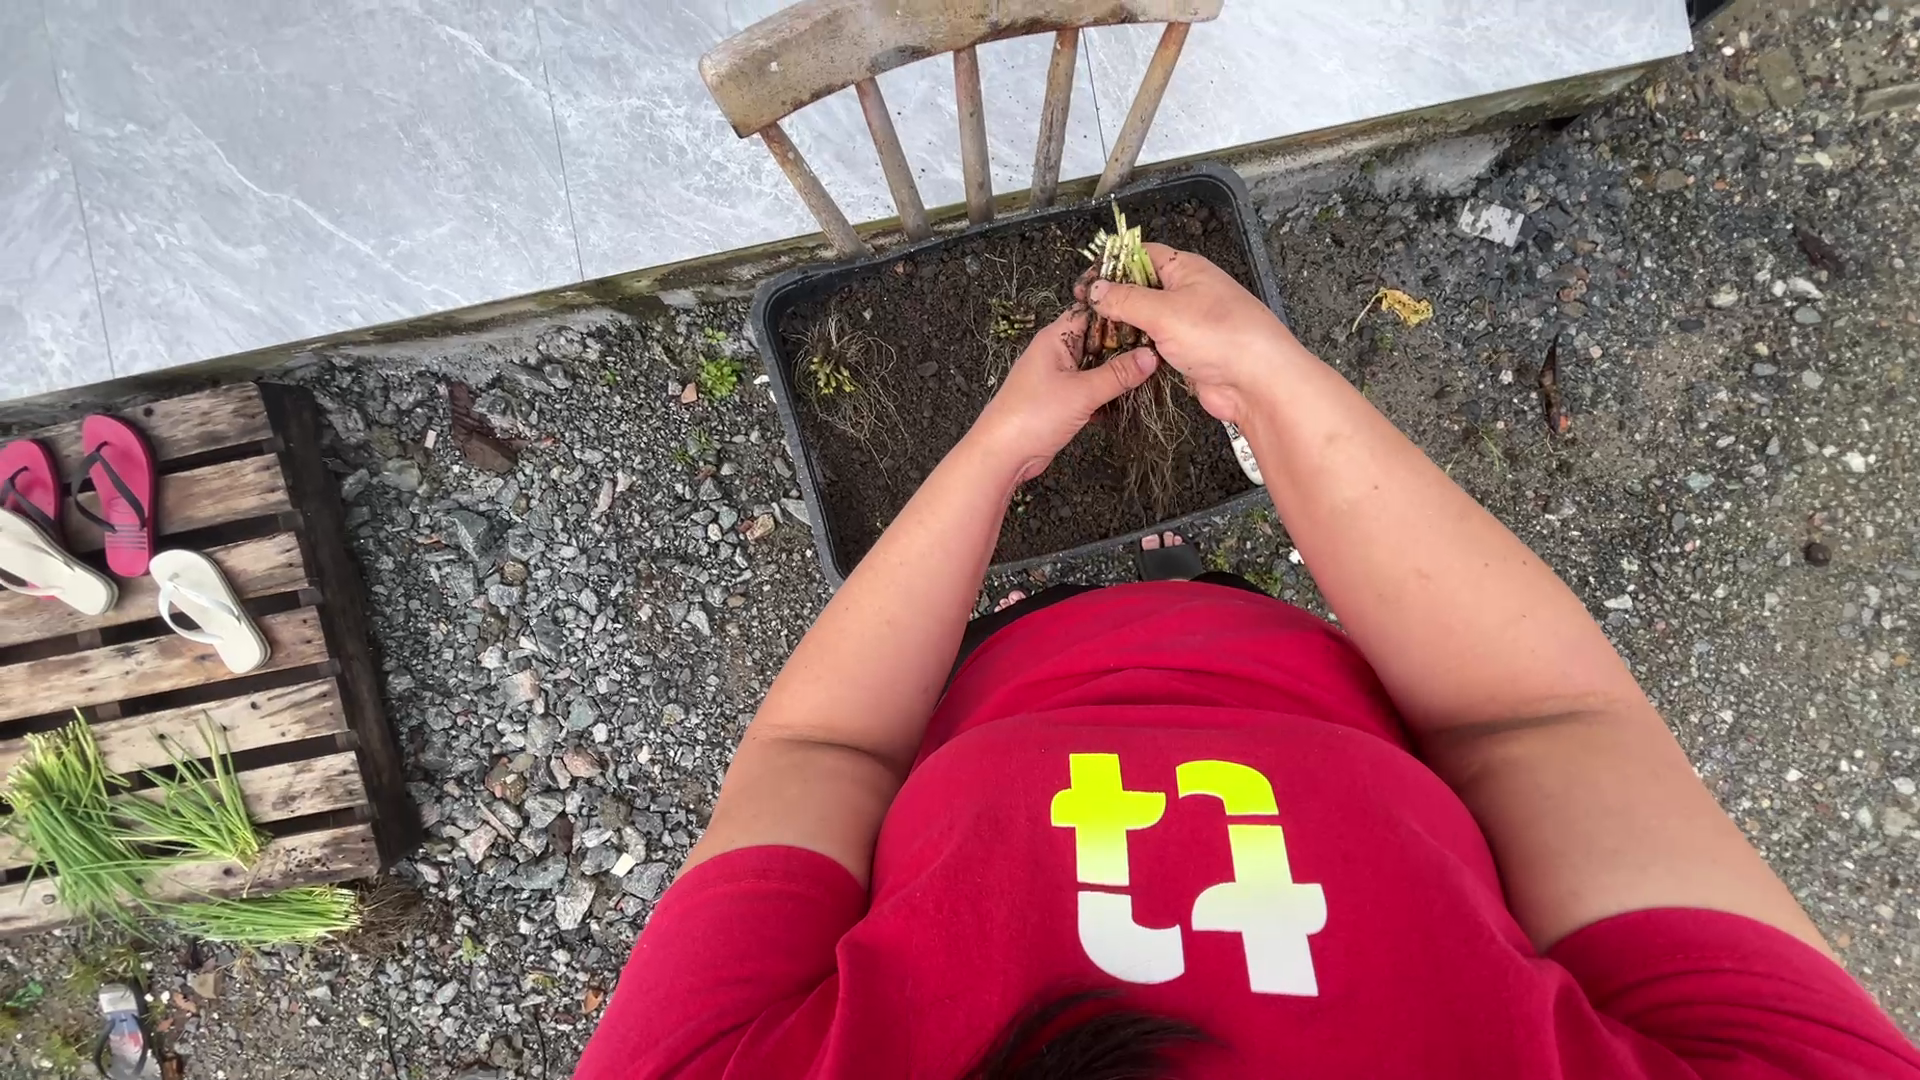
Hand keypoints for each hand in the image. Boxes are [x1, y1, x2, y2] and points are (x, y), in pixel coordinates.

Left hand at [969, 306, 1158, 482]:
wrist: (1003, 454)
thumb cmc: (1031, 416)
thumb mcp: (1082, 392)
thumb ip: (1118, 374)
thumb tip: (1149, 357)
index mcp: (1055, 339)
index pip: (1091, 311)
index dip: (1118, 311)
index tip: (1148, 315)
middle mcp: (1056, 354)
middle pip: (1096, 341)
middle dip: (1124, 347)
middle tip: (1157, 348)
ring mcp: (1058, 379)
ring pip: (1095, 368)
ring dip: (1117, 375)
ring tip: (1150, 374)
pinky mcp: (1060, 403)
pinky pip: (1089, 392)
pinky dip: (1106, 396)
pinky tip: (1128, 401)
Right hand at [1079, 243, 1298, 426]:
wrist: (1256, 381)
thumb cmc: (1220, 336)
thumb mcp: (1165, 312)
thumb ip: (1126, 300)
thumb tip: (1096, 288)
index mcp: (1185, 270)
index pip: (1140, 254)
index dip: (1111, 264)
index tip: (1085, 282)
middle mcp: (1186, 292)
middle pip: (1141, 288)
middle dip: (1113, 299)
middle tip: (1085, 312)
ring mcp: (1187, 324)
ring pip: (1145, 320)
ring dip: (1123, 327)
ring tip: (1094, 336)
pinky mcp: (1186, 352)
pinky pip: (1154, 345)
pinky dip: (1136, 349)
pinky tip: (1118, 357)